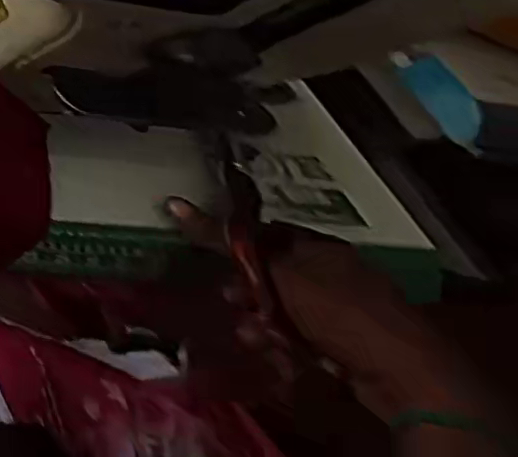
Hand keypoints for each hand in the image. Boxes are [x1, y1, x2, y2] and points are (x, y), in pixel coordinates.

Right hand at [166, 197, 493, 423]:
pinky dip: (281, 339)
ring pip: (281, 306)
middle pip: (270, 273)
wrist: (406, 378)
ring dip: (258, 318)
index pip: (264, 234)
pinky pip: (300, 334)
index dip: (235, 244)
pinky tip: (272, 348)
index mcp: (322, 247)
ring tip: (249, 332)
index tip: (212, 257)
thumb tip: (172, 202)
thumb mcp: (272, 269)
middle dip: (244, 288)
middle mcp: (336, 274)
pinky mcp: (349, 344)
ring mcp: (346, 311)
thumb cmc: (338, 310)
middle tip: (230, 298)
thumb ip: (220, 239)